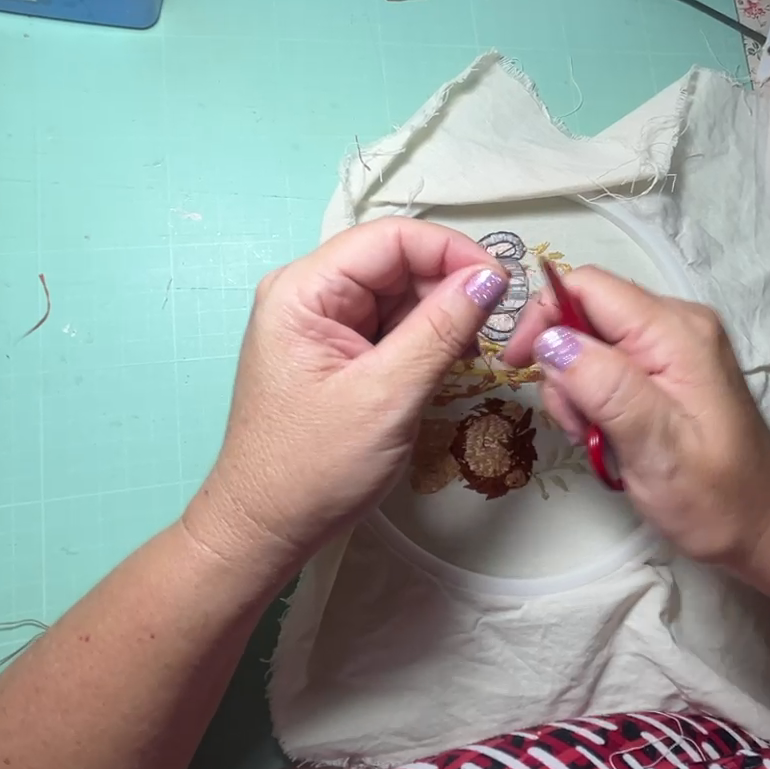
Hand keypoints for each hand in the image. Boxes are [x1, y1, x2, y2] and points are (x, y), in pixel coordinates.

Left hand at [186, 218, 506, 569]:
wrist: (268, 530)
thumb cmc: (315, 468)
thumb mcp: (388, 394)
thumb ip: (443, 328)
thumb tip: (492, 275)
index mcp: (305, 289)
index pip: (391, 238)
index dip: (452, 250)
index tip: (502, 282)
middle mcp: (312, 293)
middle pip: (398, 261)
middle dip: (450, 286)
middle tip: (490, 327)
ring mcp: (325, 321)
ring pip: (402, 292)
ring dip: (444, 314)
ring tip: (469, 352)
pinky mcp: (341, 347)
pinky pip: (395, 323)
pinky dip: (429, 336)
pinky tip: (448, 361)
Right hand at [500, 268, 769, 593]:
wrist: (765, 529)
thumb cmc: (716, 497)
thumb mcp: (656, 448)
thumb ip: (606, 388)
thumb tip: (552, 340)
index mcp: (676, 331)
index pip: (588, 286)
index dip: (543, 316)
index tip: (519, 365)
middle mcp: (676, 322)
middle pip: (586, 312)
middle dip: (562, 365)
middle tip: (574, 423)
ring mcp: (673, 344)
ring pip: (591, 340)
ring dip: (576, 388)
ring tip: (593, 437)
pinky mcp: (668, 365)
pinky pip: (608, 362)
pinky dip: (593, 397)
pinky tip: (606, 434)